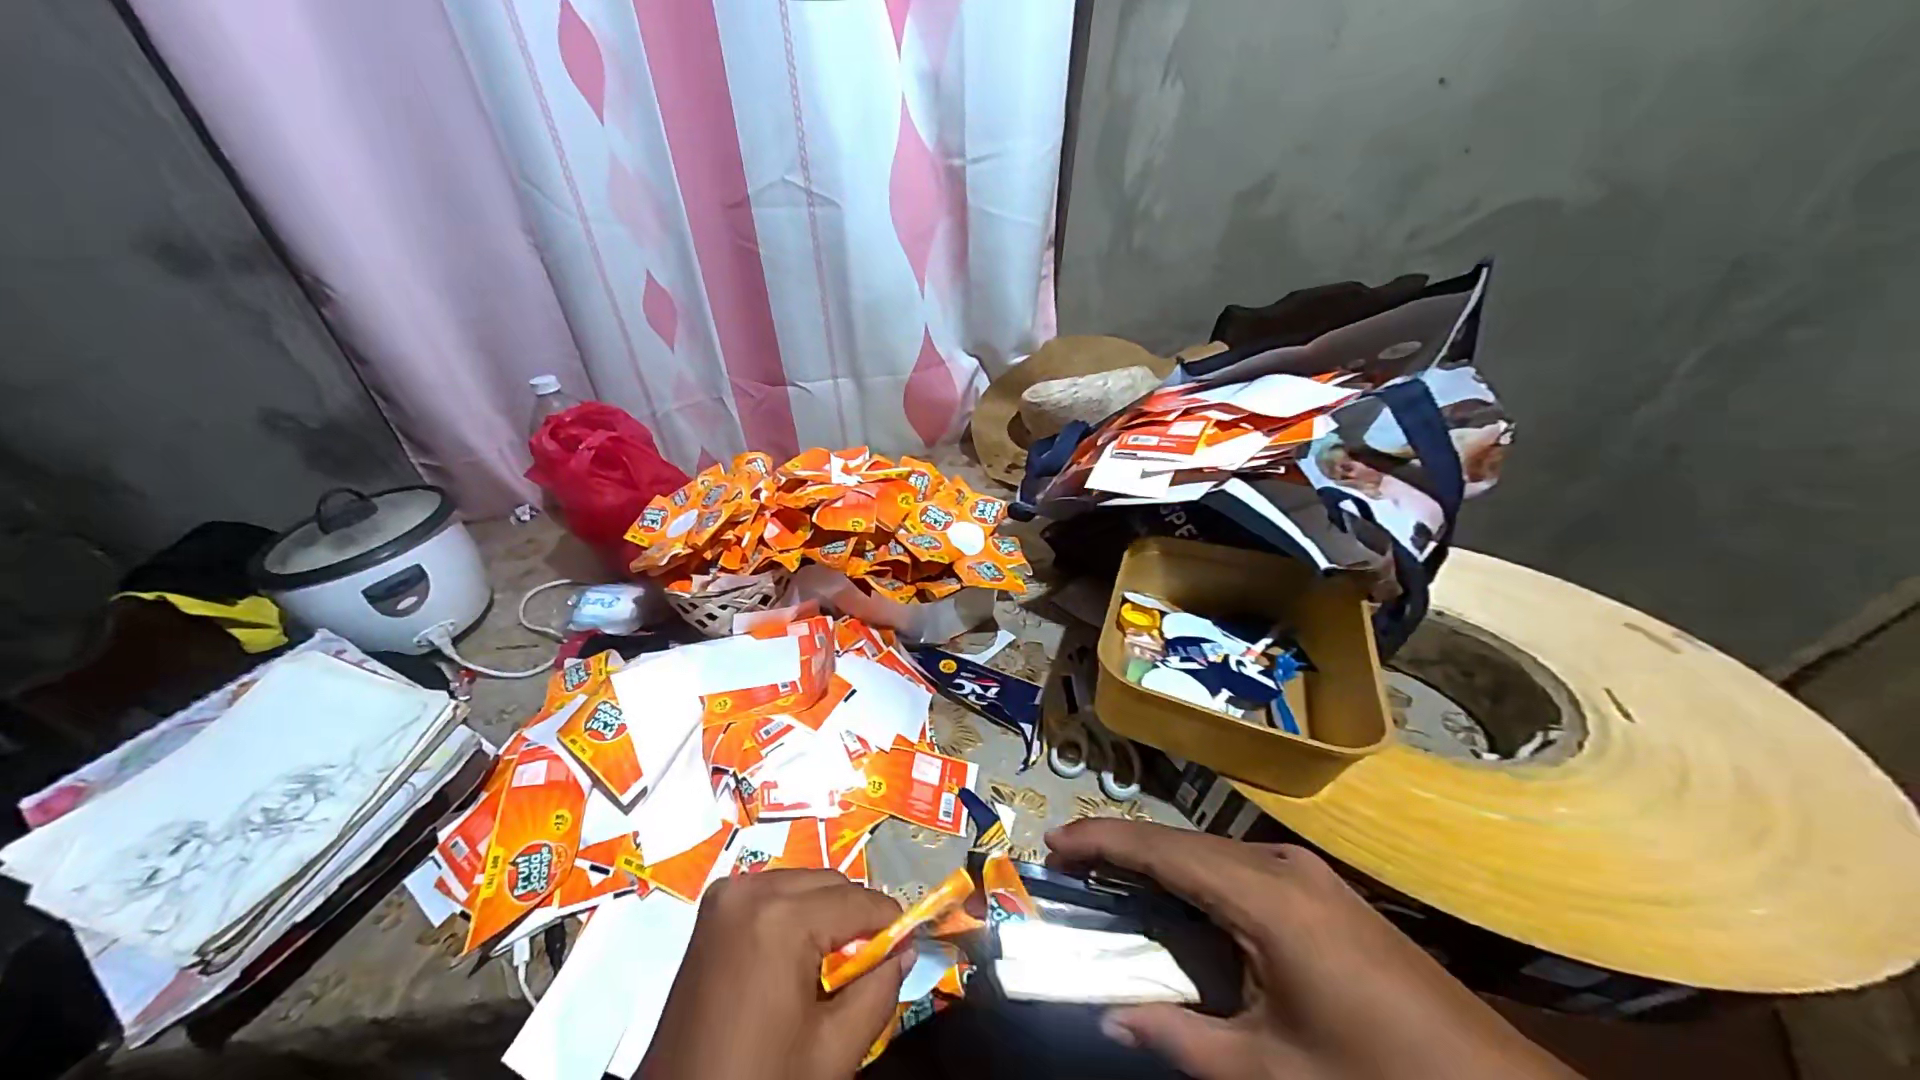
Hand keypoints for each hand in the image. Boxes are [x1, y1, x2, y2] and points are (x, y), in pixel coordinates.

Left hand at [640, 869, 910, 1079]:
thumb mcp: (833, 1050)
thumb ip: (879, 990)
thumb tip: (904, 951)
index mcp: (781, 917)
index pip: (861, 902)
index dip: (893, 925)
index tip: (909, 948)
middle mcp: (751, 889)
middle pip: (832, 885)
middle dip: (857, 920)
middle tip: (868, 968)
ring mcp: (727, 895)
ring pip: (804, 884)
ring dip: (826, 915)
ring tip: (829, 969)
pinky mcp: (713, 909)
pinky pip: (774, 893)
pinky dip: (794, 915)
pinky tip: (794, 959)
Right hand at [1046, 820, 1580, 1079]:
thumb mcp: (1271, 1073)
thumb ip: (1182, 1040)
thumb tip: (1110, 1019)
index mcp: (1265, 897)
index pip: (1163, 850)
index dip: (1103, 840)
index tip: (1054, 842)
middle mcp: (1282, 866)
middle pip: (1183, 843)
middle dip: (1122, 848)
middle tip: (1070, 863)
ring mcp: (1307, 874)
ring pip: (1211, 852)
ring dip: (1159, 861)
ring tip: (1111, 876)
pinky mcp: (1322, 891)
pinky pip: (1240, 868)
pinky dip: (1196, 875)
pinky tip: (1179, 900)